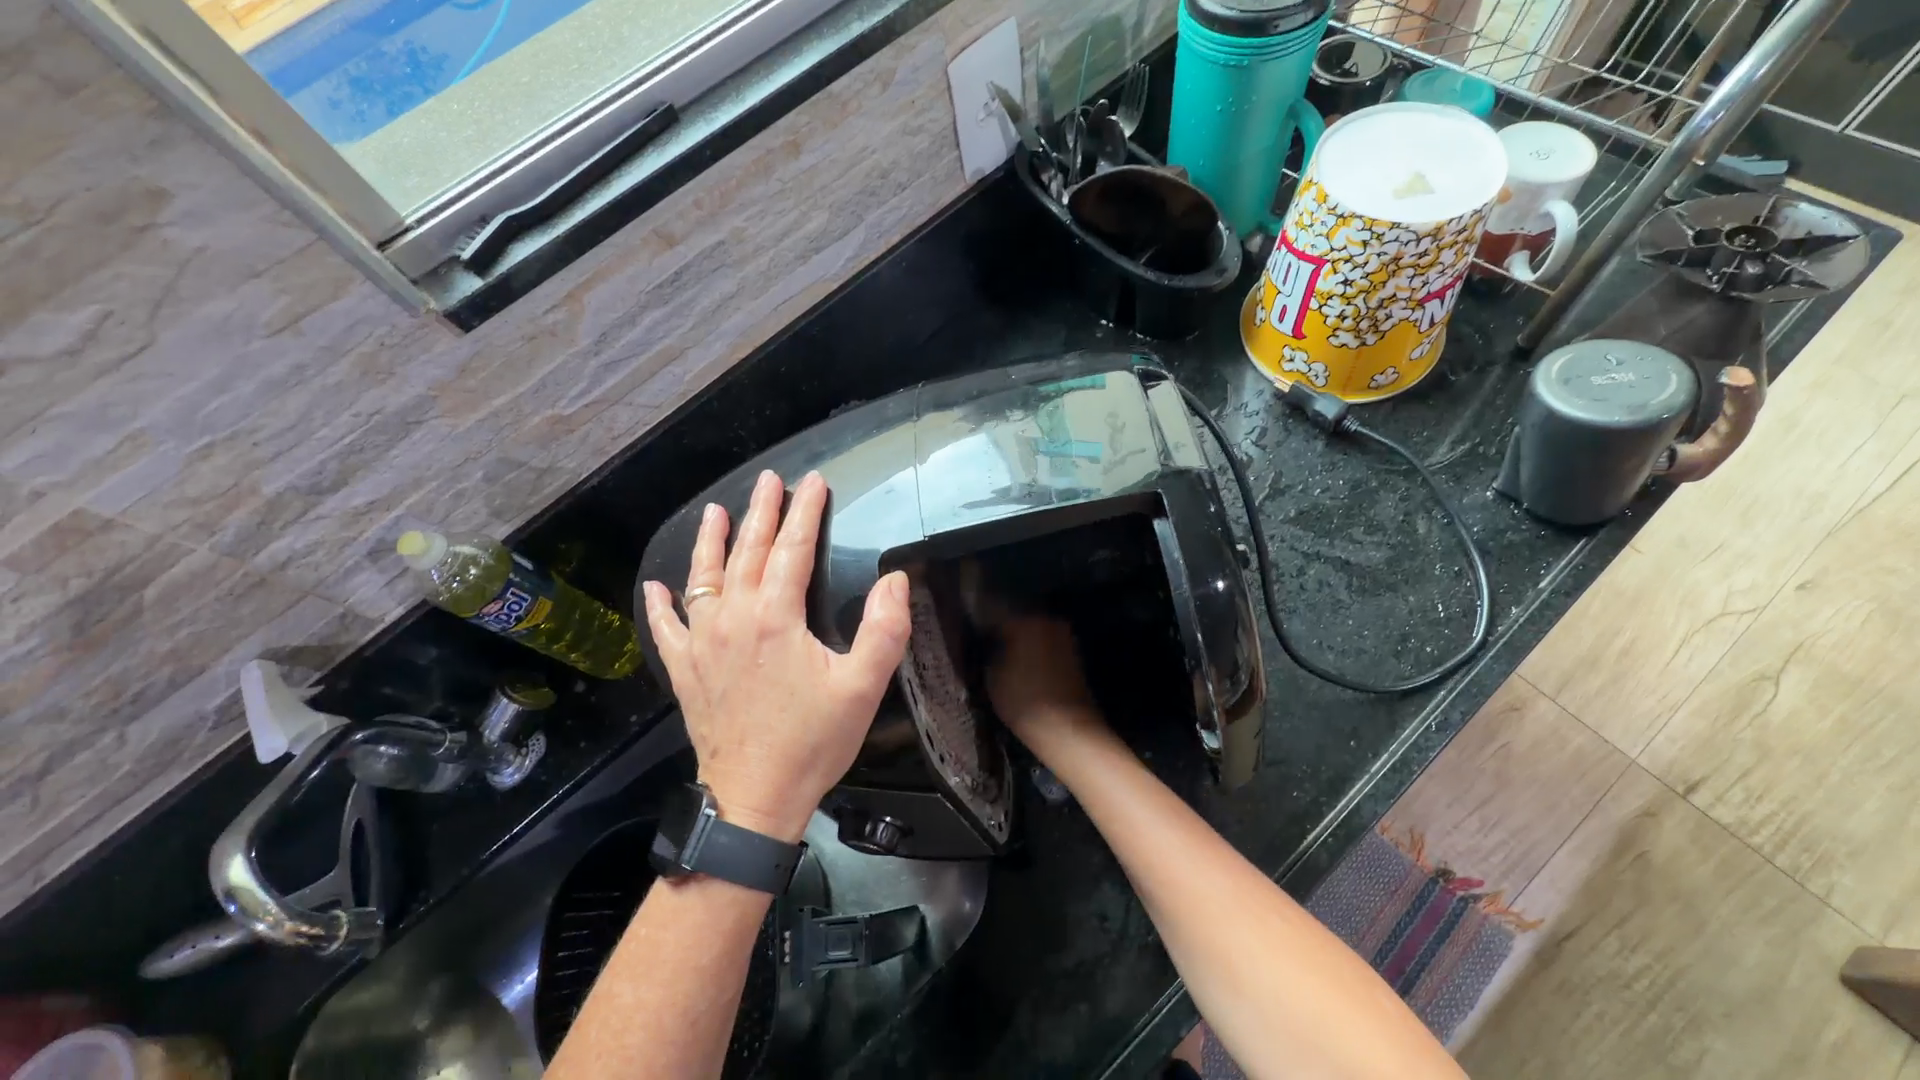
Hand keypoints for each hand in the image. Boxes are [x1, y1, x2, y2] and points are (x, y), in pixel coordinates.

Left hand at [641, 470, 910, 843]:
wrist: (753, 796)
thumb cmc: (812, 741)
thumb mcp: (862, 688)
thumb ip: (885, 629)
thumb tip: (895, 578)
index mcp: (776, 617)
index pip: (792, 549)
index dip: (806, 512)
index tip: (814, 482)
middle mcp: (734, 619)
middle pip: (747, 552)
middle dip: (761, 512)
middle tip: (770, 480)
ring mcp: (702, 643)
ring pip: (704, 578)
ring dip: (711, 542)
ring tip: (716, 511)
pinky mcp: (685, 671)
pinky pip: (667, 628)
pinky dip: (662, 605)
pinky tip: (657, 587)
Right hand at [984, 615, 1115, 768]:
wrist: (1068, 727)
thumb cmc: (1024, 700)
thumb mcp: (992, 679)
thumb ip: (989, 656)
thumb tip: (989, 648)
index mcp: (1024, 621)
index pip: (994, 615)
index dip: (981, 629)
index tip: (973, 642)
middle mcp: (1047, 621)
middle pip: (1018, 622)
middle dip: (1004, 634)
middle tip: (989, 651)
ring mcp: (1065, 638)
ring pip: (1035, 635)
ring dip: (1022, 645)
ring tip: (1006, 664)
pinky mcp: (1075, 656)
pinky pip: (1048, 649)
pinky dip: (1036, 655)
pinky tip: (1026, 671)